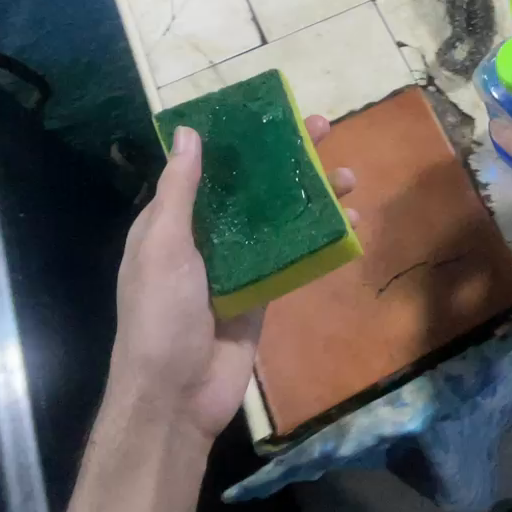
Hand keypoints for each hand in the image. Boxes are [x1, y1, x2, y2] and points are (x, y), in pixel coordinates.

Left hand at [108, 116, 356, 442]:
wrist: (176, 397)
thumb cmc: (161, 316)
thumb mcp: (163, 247)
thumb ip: (179, 192)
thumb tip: (188, 133)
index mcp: (173, 223)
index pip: (209, 168)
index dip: (240, 139)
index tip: (273, 114)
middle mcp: (206, 238)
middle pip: (251, 188)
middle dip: (286, 159)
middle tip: (324, 130)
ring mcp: (237, 265)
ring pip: (278, 218)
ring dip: (311, 194)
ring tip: (348, 175)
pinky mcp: (263, 291)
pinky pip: (294, 255)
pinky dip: (320, 236)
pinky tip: (349, 221)